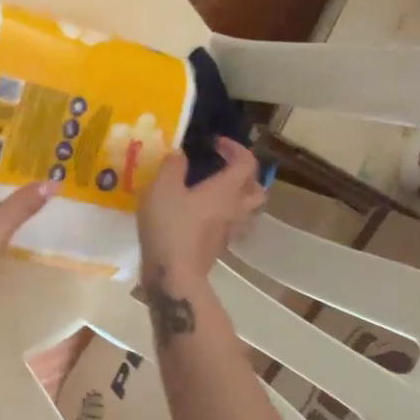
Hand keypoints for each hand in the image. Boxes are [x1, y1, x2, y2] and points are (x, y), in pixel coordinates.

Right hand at [136, 138, 266, 283]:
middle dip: (245, 174)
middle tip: (224, 169)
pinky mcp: (219, 248)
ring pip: (248, 210)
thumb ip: (172, 166)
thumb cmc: (171, 226)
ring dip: (239, 198)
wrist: (174, 275)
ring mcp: (230, 232)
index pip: (246, 163)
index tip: (215, 143)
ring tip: (218, 193)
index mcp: (226, 189)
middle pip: (256, 189)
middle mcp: (235, 209)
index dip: (235, 148)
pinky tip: (205, 216)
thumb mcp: (163, 188)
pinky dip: (225, 217)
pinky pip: (232, 226)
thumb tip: (181, 154)